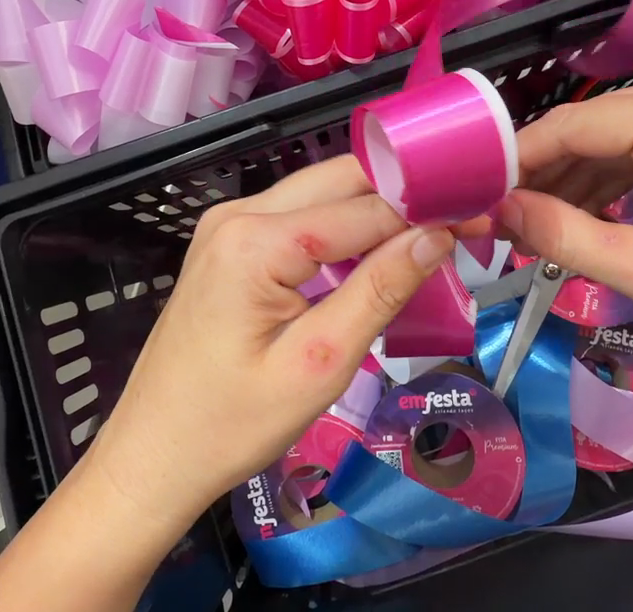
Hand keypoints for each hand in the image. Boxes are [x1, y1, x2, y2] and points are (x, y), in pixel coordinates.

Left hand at [80, 156, 455, 527]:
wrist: (154, 453)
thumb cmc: (230, 423)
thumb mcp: (318, 364)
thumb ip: (379, 290)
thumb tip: (437, 235)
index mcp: (255, 240)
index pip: (363, 208)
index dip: (426, 211)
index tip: (479, 216)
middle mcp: (237, 213)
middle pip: (339, 180)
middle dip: (403, 195)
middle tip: (460, 221)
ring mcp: (228, 224)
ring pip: (320, 192)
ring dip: (375, 208)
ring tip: (430, 236)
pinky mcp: (229, 243)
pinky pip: (298, 216)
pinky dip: (343, 227)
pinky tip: (376, 252)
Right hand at [493, 58, 632, 369]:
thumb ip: (561, 237)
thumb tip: (490, 212)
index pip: (572, 124)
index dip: (514, 160)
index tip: (468, 192)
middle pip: (590, 125)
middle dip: (543, 176)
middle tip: (499, 221)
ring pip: (612, 131)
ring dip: (573, 177)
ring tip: (532, 225)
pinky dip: (609, 173)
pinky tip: (579, 209)